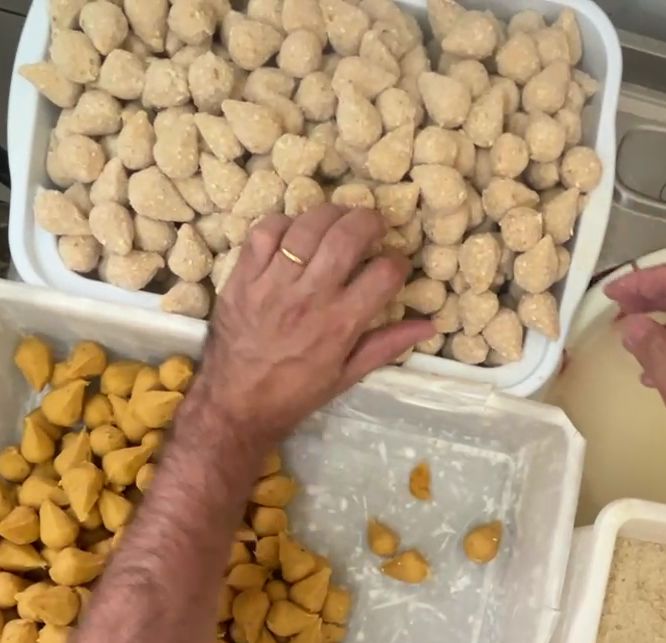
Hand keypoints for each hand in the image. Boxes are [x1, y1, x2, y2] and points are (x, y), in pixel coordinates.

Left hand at [190, 205, 433, 452]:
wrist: (237, 404)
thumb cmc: (296, 393)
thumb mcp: (347, 375)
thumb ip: (386, 345)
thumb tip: (428, 325)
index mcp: (340, 325)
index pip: (383, 275)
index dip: (397, 263)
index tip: (395, 266)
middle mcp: (309, 298)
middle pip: (346, 237)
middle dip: (368, 221)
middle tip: (373, 226)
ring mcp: (272, 283)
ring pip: (307, 226)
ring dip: (330, 214)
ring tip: (339, 221)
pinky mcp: (243, 277)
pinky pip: (265, 231)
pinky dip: (285, 223)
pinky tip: (296, 233)